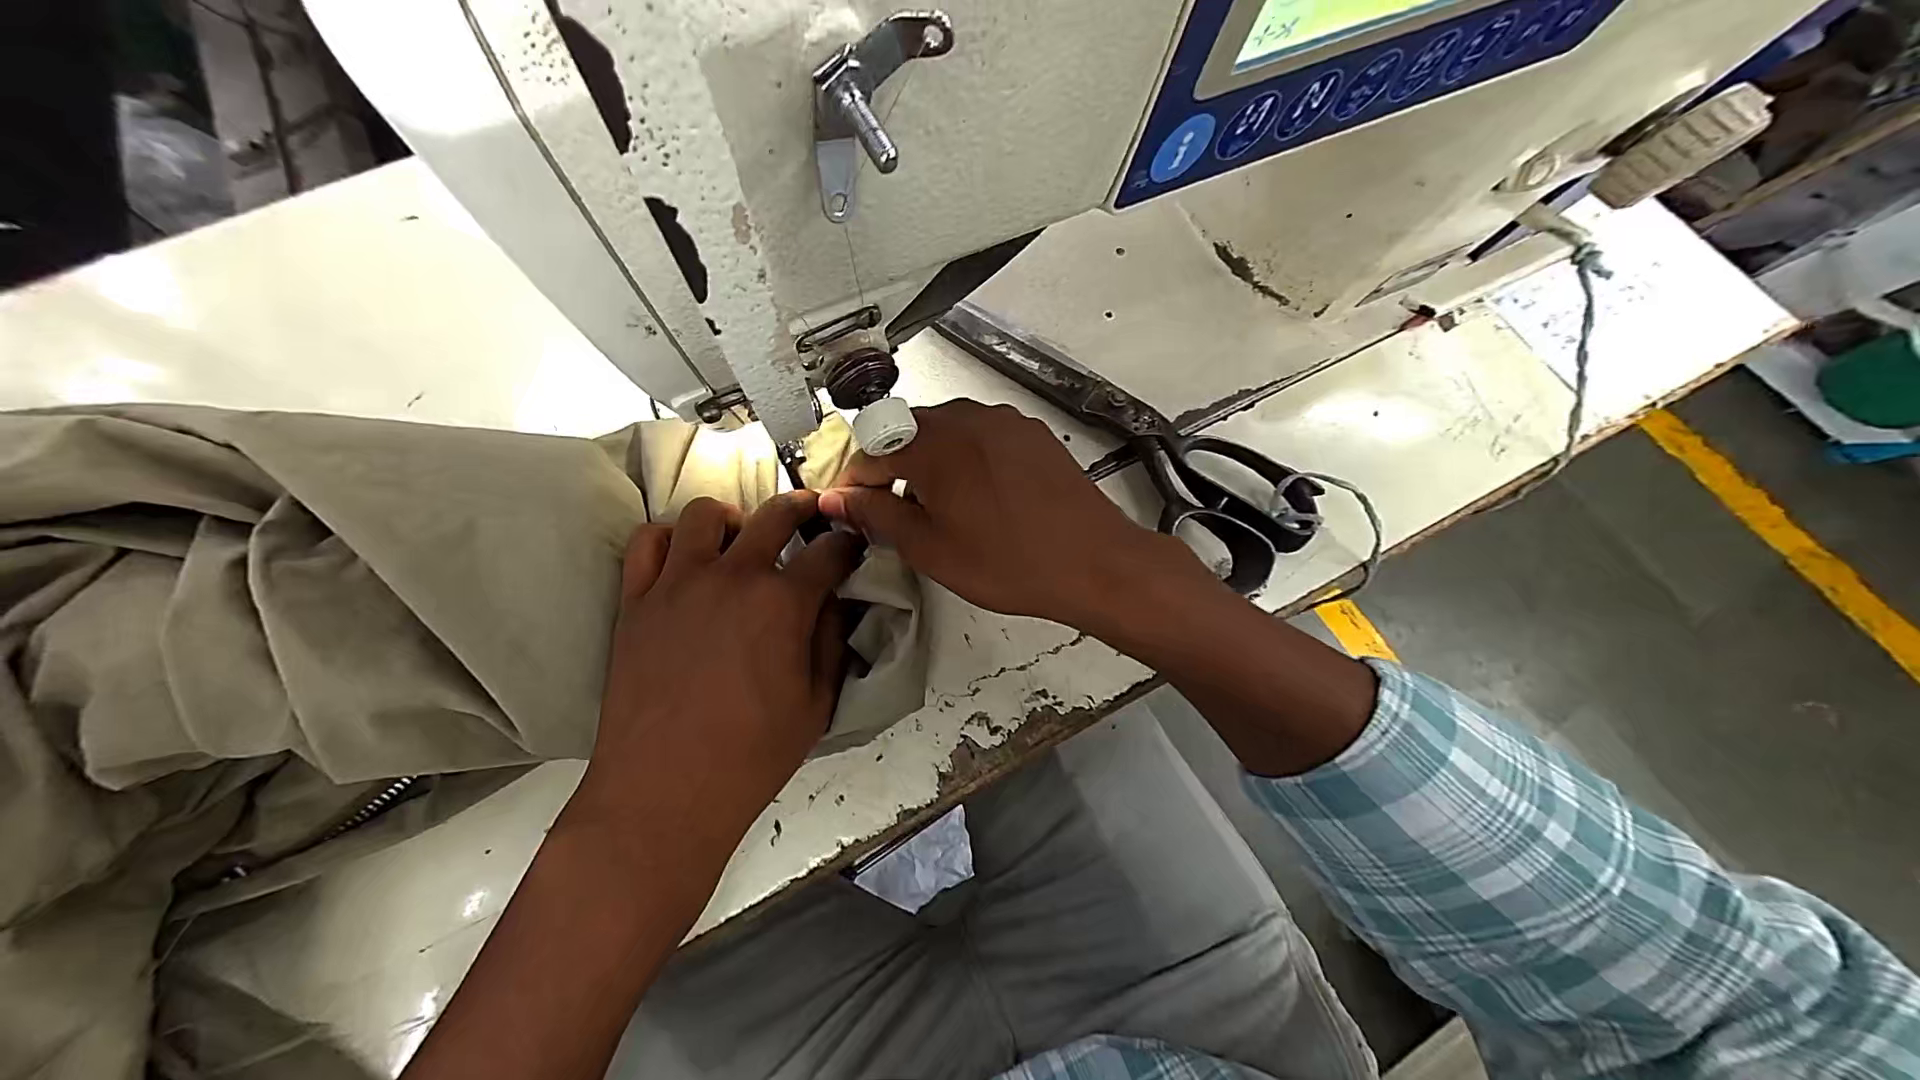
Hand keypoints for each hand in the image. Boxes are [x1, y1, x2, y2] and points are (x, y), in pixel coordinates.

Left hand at [577, 493, 861, 848]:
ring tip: (740, 541)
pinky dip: (670, 539)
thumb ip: (831, 642)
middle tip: (810, 518)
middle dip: (803, 508)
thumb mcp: (818, 704)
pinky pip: (647, 542)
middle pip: (776, 514)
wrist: (665, 791)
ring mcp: (678, 583)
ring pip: (705, 513)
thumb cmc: (752, 755)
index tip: (851, 549)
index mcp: (784, 603)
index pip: (830, 551)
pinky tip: (685, 559)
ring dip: (733, 519)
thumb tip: (835, 602)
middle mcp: (733, 577)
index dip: (848, 545)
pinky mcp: (635, 600)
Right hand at [818, 400, 1212, 631]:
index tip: (850, 507)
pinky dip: (964, 460)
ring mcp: (1002, 422)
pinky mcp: (1029, 433)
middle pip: (906, 433)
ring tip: (935, 509)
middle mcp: (966, 419)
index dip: (853, 483)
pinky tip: (975, 497)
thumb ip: (877, 514)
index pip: (869, 451)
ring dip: (927, 463)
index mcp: (932, 444)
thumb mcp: (930, 547)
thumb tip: (841, 498)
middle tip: (888, 511)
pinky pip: (980, 437)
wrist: (1092, 561)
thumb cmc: (1014, 561)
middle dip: (889, 469)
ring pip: (944, 432)